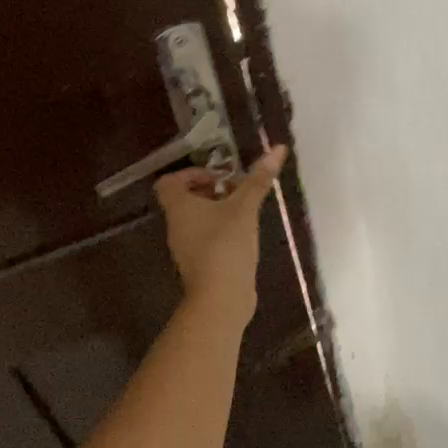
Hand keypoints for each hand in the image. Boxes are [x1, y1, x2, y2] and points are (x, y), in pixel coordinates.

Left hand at [153, 146, 287, 325]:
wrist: (220, 299)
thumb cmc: (225, 246)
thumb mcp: (245, 208)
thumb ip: (258, 179)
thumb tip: (278, 148)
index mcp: (179, 208)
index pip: (169, 182)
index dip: (191, 174)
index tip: (218, 176)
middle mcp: (176, 226)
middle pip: (184, 199)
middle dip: (211, 190)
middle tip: (238, 190)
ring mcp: (186, 247)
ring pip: (196, 219)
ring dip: (218, 211)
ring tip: (245, 210)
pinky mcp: (199, 264)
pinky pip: (205, 237)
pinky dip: (220, 230)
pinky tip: (244, 234)